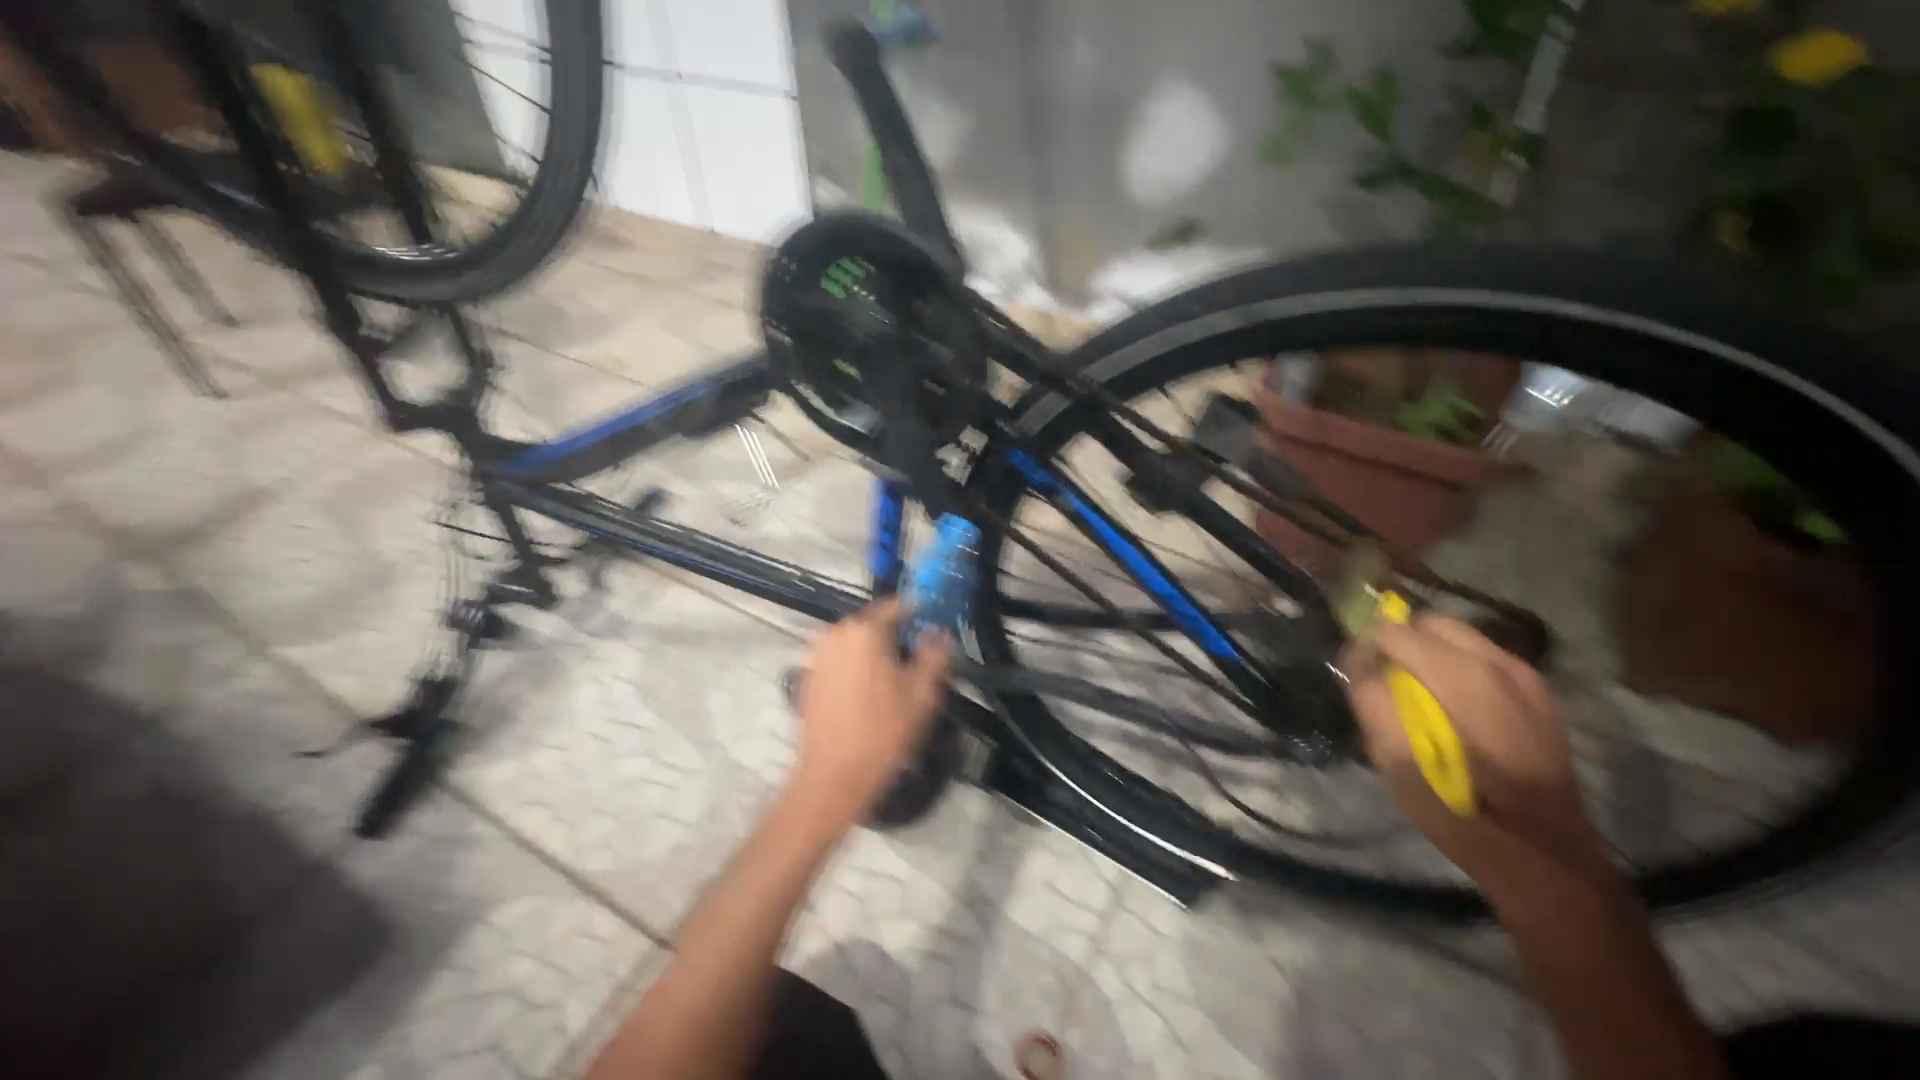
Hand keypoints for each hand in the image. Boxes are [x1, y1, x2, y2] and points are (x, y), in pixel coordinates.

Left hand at [788, 599, 952, 825]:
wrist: (832, 777)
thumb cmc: (883, 732)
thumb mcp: (922, 694)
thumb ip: (935, 654)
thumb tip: (939, 633)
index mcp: (864, 630)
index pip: (897, 606)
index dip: (919, 616)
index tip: (933, 631)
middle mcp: (835, 633)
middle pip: (874, 625)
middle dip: (896, 639)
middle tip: (917, 664)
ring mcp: (816, 656)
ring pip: (855, 645)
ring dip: (875, 656)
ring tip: (894, 685)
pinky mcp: (806, 678)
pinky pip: (839, 663)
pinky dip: (855, 670)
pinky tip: (868, 698)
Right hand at [1345, 613, 1613, 898]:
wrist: (1542, 853)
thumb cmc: (1458, 807)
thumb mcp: (1394, 759)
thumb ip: (1372, 697)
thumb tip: (1359, 659)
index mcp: (1459, 672)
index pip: (1392, 629)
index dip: (1369, 647)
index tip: (1362, 676)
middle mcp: (1496, 660)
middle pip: (1430, 623)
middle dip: (1403, 644)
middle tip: (1390, 686)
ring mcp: (1526, 675)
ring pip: (1462, 640)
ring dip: (1434, 657)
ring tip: (1426, 702)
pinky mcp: (1542, 696)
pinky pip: (1489, 663)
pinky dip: (1464, 672)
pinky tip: (1463, 715)